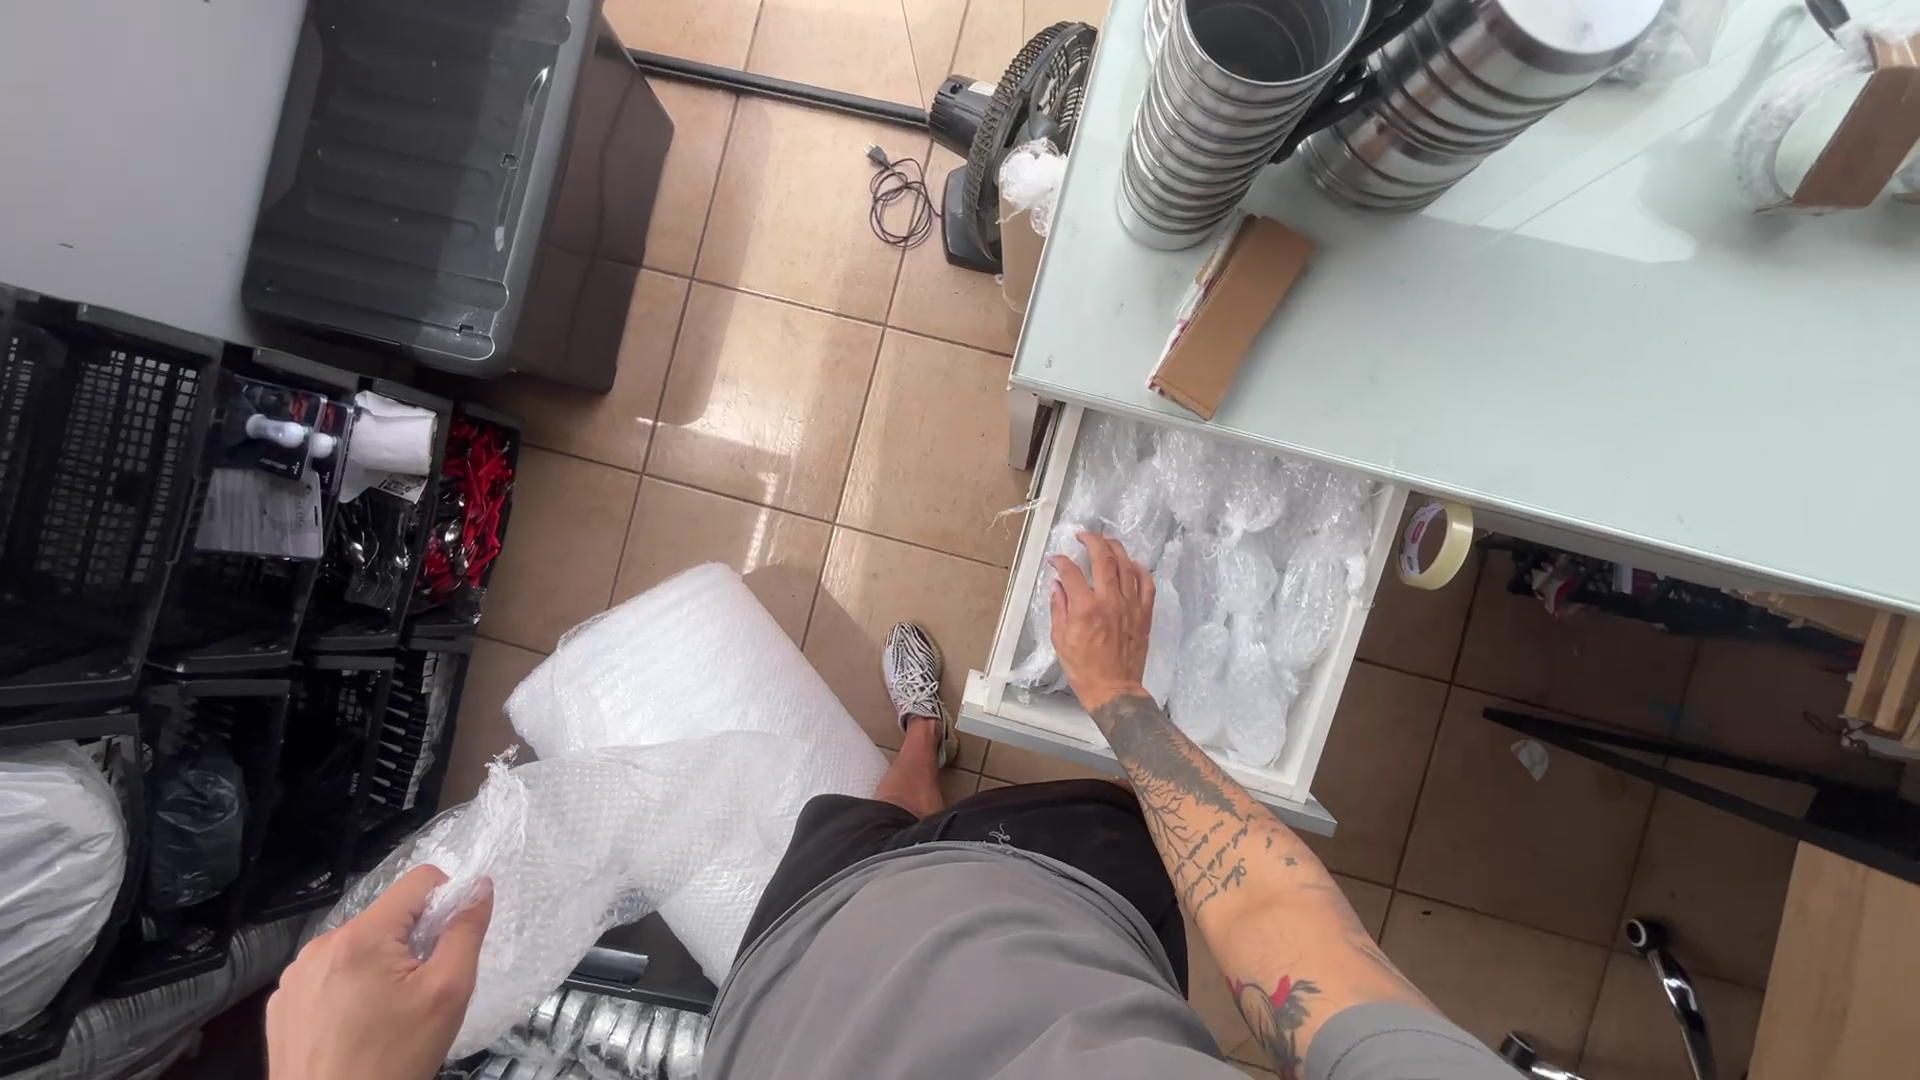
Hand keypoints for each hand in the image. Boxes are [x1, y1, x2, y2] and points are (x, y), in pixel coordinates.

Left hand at [267, 866, 492, 1079]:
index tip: (448, 942)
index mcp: (360, 937)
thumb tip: (479, 887)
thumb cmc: (395, 1056)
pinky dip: (353, 983)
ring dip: (384, 960)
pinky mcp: (282, 1004)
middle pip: (390, 914)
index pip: (420, 880)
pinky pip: (333, 970)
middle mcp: (319, 947)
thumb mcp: (449, 990)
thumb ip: (467, 929)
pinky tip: (358, 1021)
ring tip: (389, 1006)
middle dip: (415, 938)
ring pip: (363, 942)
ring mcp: (294, 977)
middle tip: (422, 985)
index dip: (447, 901)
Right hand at [1050, 532, 1154, 716]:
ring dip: (1115, 548)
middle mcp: (1109, 601)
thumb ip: (1058, 607)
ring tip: (1106, 541)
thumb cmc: (1083, 668)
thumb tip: (1057, 585)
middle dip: (1092, 540)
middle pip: (1103, 558)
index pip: (1071, 572)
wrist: (1113, 689)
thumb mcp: (1060, 638)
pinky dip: (1140, 569)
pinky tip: (1131, 563)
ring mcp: (1130, 606)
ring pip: (1126, 565)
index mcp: (1085, 609)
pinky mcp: (1144, 614)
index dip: (1061, 561)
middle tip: (1083, 535)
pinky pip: (1147, 584)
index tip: (1056, 559)